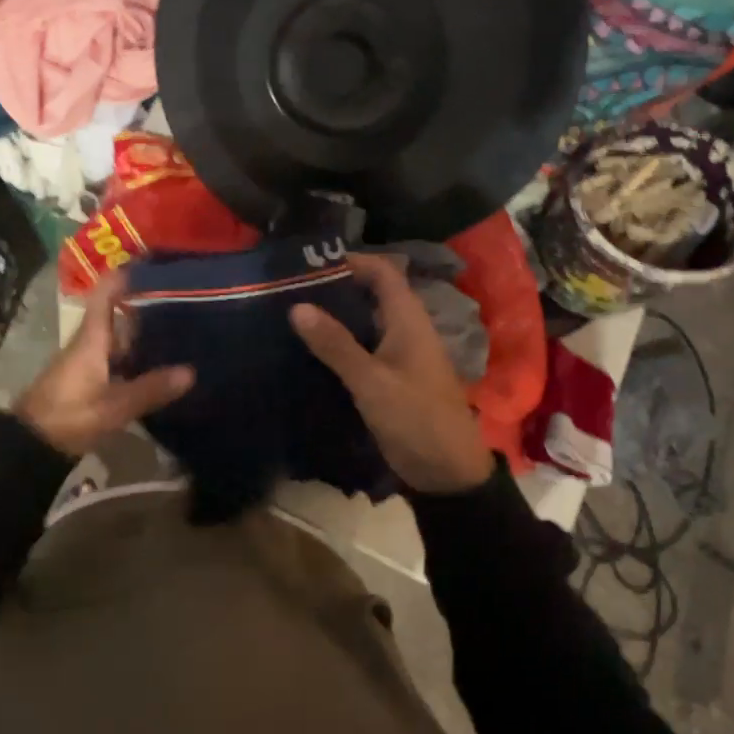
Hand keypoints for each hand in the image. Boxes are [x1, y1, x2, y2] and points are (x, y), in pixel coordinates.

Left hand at [13, 270, 193, 457]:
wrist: (32, 443)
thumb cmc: (70, 416)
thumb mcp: (114, 406)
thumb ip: (151, 389)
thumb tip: (191, 371)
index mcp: (92, 337)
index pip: (107, 292)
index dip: (127, 273)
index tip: (156, 262)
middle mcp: (90, 341)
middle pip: (119, 312)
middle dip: (148, 303)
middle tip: (187, 297)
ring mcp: (89, 360)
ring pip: (120, 337)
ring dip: (146, 331)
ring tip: (184, 326)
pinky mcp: (89, 379)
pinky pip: (119, 357)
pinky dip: (139, 355)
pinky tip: (163, 364)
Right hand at [290, 254, 494, 492]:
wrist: (445, 472)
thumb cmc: (415, 417)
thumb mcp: (371, 381)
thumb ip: (335, 344)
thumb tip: (296, 306)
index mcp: (408, 320)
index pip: (382, 271)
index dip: (351, 261)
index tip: (309, 265)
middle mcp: (404, 329)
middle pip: (369, 294)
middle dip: (333, 289)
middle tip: (288, 289)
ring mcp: (396, 355)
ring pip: (362, 323)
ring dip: (332, 318)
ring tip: (287, 315)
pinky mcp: (387, 378)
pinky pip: (359, 349)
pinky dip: (336, 345)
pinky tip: (305, 351)